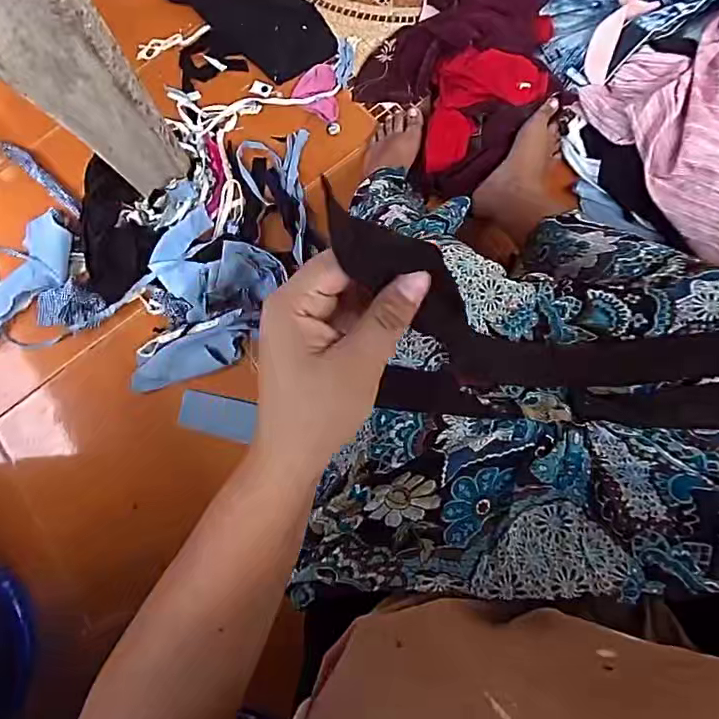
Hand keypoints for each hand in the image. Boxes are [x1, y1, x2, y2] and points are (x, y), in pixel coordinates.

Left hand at [251, 250, 430, 476]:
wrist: (293, 460)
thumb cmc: (321, 412)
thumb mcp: (361, 361)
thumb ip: (389, 315)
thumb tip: (421, 276)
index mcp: (290, 301)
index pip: (339, 261)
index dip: (380, 258)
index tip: (423, 260)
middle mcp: (290, 303)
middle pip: (342, 276)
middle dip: (382, 279)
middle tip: (428, 280)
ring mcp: (299, 322)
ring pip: (346, 297)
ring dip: (377, 301)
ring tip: (420, 298)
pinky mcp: (310, 340)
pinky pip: (343, 317)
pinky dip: (368, 320)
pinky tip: (397, 320)